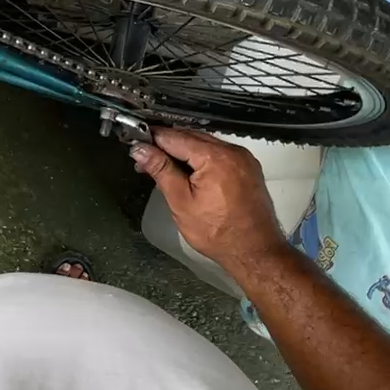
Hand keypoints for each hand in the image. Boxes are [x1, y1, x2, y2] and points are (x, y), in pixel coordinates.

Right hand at [132, 128, 291, 268]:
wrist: (255, 252)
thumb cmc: (217, 232)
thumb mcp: (181, 202)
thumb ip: (161, 170)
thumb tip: (140, 150)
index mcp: (215, 158)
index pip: (176, 137)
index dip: (153, 139)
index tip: (135, 143)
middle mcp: (233, 151)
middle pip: (191, 137)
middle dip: (166, 145)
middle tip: (144, 159)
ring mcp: (243, 158)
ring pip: (204, 144)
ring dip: (182, 151)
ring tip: (162, 167)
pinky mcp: (247, 168)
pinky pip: (218, 153)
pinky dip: (200, 157)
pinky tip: (186, 171)